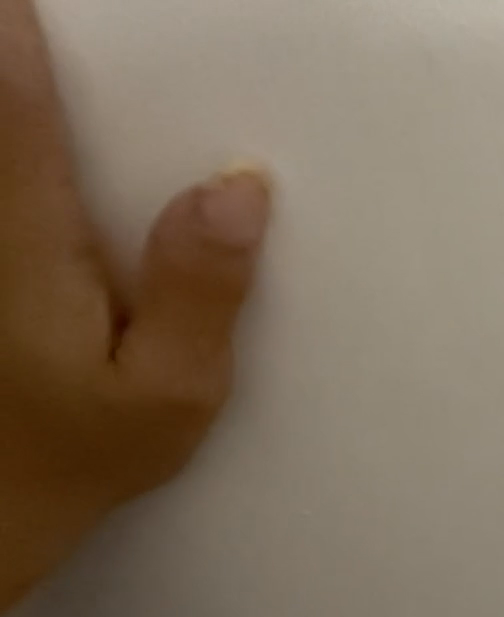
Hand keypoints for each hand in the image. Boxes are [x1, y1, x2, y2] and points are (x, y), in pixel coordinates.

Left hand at [1, 0, 271, 611]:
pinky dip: (28, 156)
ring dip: (22, 115)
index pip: (17, 112)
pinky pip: (12, 191)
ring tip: (45, 70)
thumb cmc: (88, 445)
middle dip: (21, 69)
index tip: (45, 6)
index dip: (24, 43)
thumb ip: (203, 285)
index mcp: (32, 244)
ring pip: (1, 157)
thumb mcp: (175, 382)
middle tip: (48, 32)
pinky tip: (58, 159)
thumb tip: (238, 189)